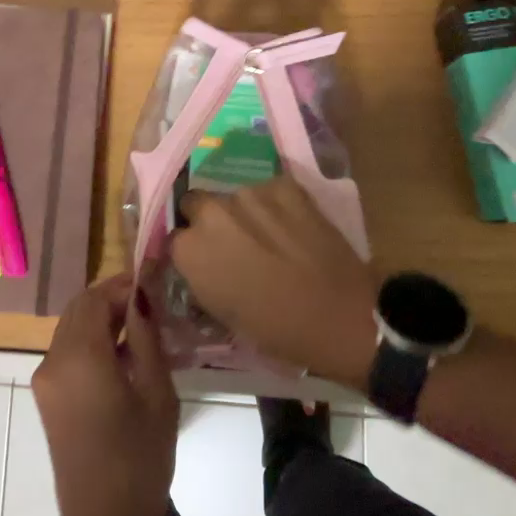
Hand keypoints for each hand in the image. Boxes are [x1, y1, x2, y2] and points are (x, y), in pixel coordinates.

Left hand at [33, 273, 178, 515]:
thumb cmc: (140, 458)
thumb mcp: (156, 393)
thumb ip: (147, 337)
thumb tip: (143, 295)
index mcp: (79, 355)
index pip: (96, 297)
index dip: (124, 284)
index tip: (155, 280)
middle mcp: (53, 360)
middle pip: (79, 309)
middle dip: (112, 298)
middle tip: (151, 301)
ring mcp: (45, 380)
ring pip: (71, 329)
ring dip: (102, 319)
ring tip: (143, 327)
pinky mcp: (47, 397)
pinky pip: (68, 352)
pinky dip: (92, 341)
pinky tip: (123, 355)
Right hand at [171, 175, 377, 388]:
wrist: (341, 316)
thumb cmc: (278, 329)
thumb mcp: (224, 314)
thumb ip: (204, 278)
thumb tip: (203, 264)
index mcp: (190, 249)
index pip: (174, 238)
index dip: (190, 251)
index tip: (206, 263)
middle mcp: (212, 212)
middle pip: (197, 204)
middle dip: (209, 221)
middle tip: (233, 245)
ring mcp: (250, 193)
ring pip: (235, 196)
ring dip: (243, 212)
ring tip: (268, 236)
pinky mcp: (285, 186)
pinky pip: (270, 191)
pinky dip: (276, 205)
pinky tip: (292, 226)